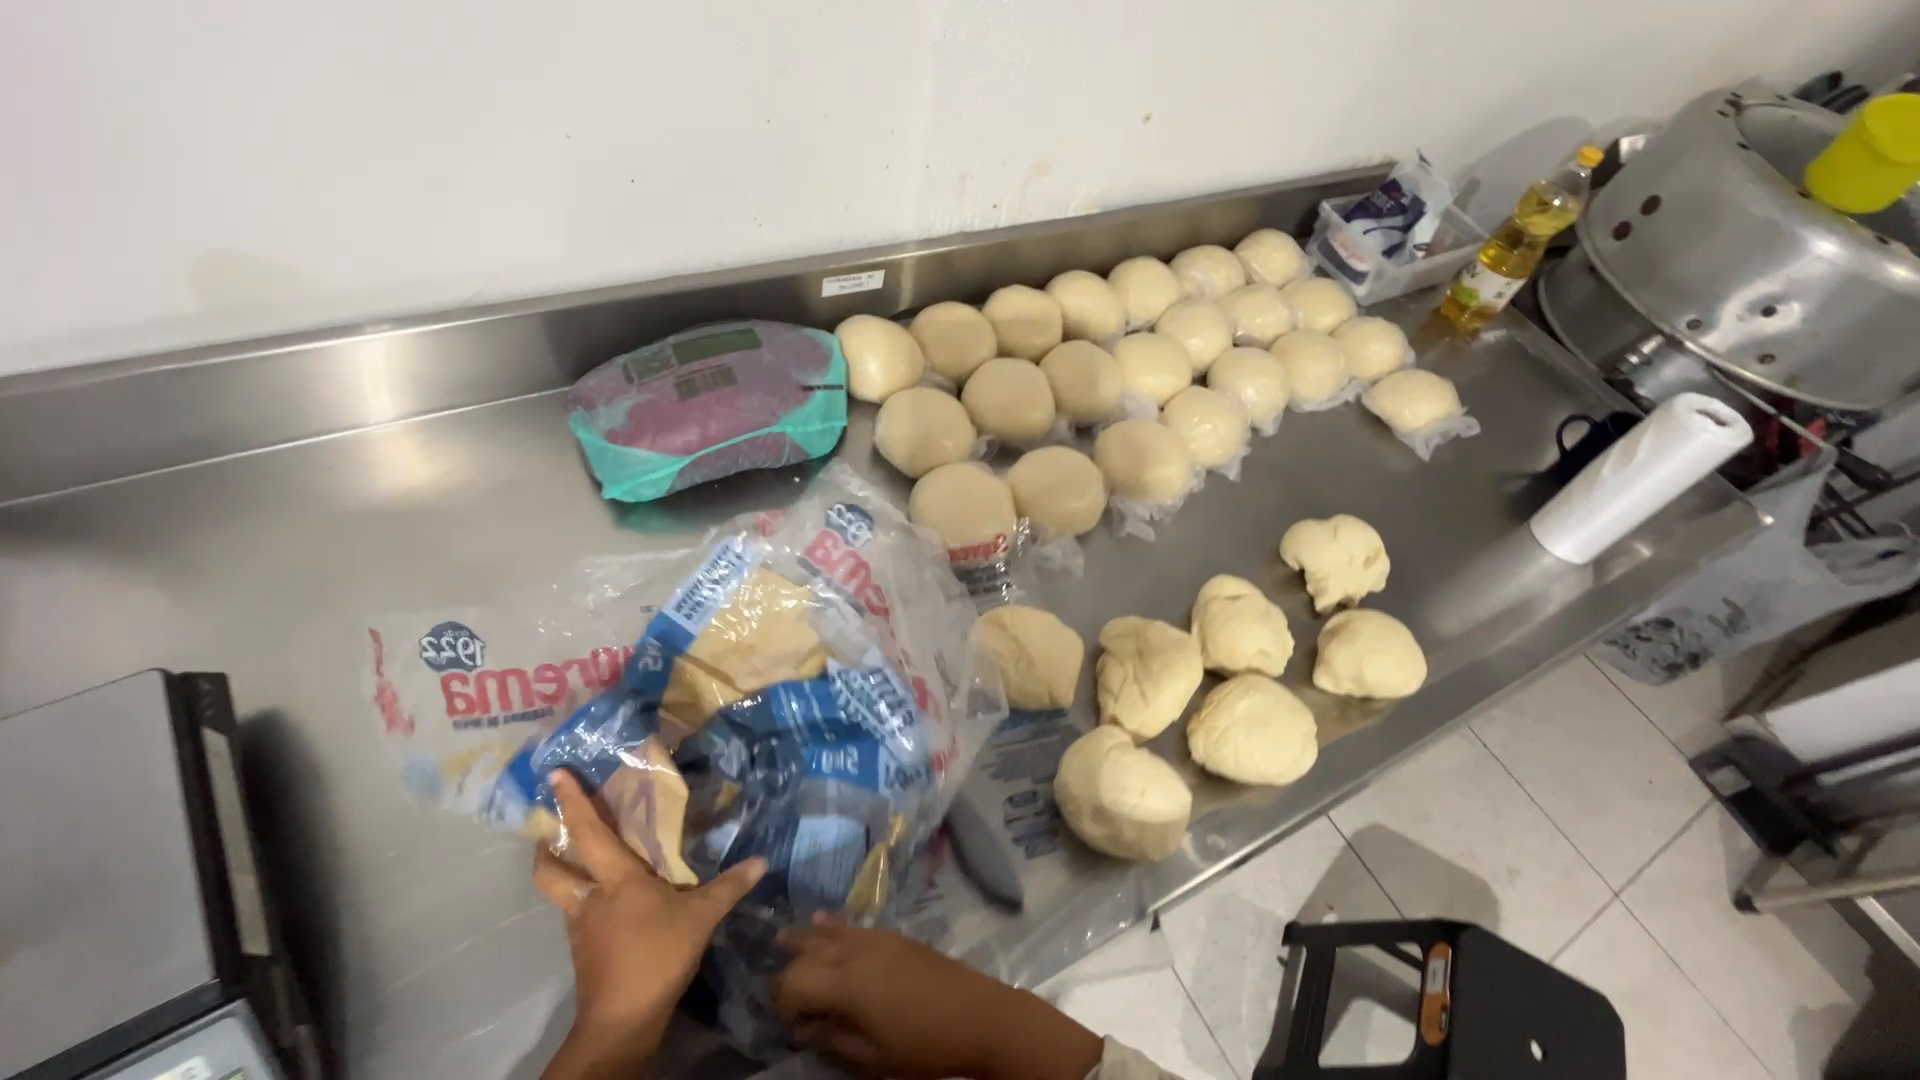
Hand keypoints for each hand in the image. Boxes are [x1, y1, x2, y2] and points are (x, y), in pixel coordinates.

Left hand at [534, 770, 764, 1079]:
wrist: (621, 1019)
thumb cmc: (657, 955)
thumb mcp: (701, 918)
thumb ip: (729, 887)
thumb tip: (761, 861)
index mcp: (615, 879)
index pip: (589, 832)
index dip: (572, 802)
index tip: (556, 774)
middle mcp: (590, 898)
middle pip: (550, 870)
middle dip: (545, 848)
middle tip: (549, 831)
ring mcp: (581, 928)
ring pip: (561, 895)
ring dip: (562, 876)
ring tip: (579, 865)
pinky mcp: (584, 953)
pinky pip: (578, 919)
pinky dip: (584, 906)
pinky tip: (607, 910)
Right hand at [773, 916, 1102, 1079]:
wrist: (980, 1016)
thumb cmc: (925, 1046)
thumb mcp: (873, 1056)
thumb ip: (833, 1037)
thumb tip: (803, 1025)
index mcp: (848, 983)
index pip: (794, 982)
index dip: (781, 1001)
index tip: (783, 1021)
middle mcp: (857, 951)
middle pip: (809, 951)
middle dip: (789, 967)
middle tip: (774, 986)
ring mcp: (878, 938)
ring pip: (830, 931)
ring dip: (806, 938)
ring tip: (782, 940)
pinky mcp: (895, 935)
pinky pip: (854, 925)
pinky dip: (832, 925)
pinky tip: (821, 920)